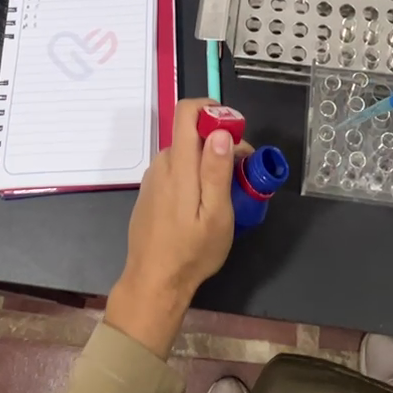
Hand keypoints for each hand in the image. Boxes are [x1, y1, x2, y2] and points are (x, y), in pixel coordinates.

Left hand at [106, 98, 250, 355]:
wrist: (153, 283)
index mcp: (179, 164)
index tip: (235, 128)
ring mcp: (153, 177)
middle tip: (241, 171)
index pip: (187, 111)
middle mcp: (162, 163)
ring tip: (225, 192)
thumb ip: (217, 171)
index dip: (211, 109)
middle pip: (191, 133)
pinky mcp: (151, 191)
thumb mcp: (216, 215)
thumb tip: (220, 132)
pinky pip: (175, 169)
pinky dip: (193, 174)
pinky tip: (202, 203)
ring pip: (185, 153)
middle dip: (219, 142)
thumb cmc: (191, 251)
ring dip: (207, 161)